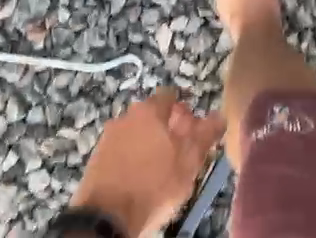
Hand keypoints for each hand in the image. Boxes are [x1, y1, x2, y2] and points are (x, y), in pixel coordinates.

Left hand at [71, 87, 223, 235]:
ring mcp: (107, 139)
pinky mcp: (95, 162)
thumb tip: (220, 115)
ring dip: (147, 145)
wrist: (105, 220)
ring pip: (135, 134)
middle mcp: (125, 117)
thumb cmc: (154, 184)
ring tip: (159, 169)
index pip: (171, 96)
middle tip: (179, 152)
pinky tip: (139, 179)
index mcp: (149, 110)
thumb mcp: (189, 160)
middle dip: (166, 129)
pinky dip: (131, 160)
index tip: (192, 130)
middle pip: (152, 115)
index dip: (184, 111)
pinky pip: (121, 152)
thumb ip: (206, 133)